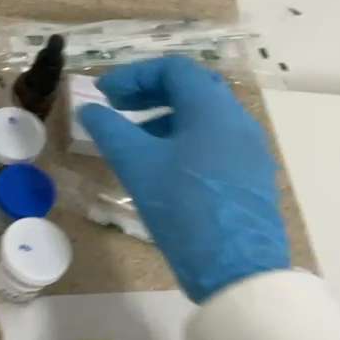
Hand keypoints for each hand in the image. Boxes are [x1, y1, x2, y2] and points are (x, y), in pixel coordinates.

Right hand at [79, 56, 288, 301]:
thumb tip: (89, 110)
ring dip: (164, 116)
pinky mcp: (249, 176)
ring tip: (133, 138)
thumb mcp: (137, 165)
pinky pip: (214, 141)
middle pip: (192, 88)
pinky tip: (160, 166)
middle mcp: (237, 121)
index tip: (104, 94)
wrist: (236, 269)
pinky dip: (182, 139)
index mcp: (213, 110)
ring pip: (203, 117)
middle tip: (117, 107)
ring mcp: (248, 150)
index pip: (174, 69)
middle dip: (150, 91)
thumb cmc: (184, 208)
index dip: (134, 75)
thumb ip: (110, 130)